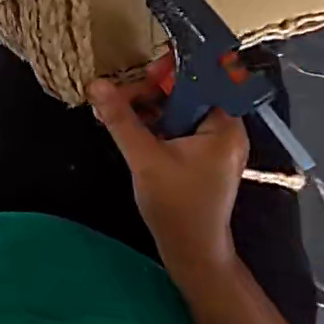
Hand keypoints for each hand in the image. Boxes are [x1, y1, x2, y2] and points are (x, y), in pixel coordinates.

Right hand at [87, 78, 248, 276]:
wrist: (193, 254)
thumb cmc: (176, 207)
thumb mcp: (144, 158)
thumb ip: (121, 119)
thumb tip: (96, 84)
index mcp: (225, 125)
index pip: (205, 78)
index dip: (175, 69)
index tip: (145, 71)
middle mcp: (226, 130)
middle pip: (191, 92)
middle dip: (156, 89)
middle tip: (124, 94)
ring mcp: (216, 144)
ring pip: (183, 109)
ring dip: (153, 106)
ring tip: (120, 108)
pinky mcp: (203, 156)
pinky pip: (181, 126)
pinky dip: (158, 123)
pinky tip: (131, 125)